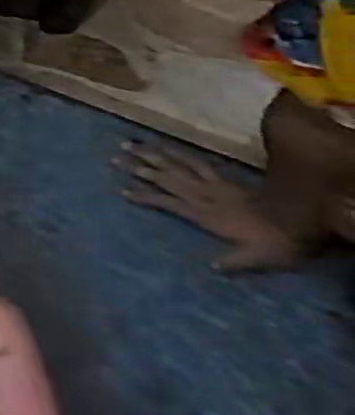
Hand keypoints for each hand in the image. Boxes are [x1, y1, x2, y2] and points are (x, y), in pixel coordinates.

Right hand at [118, 142, 301, 271]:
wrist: (299, 222)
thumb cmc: (273, 243)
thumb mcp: (255, 258)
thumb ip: (231, 262)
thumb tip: (210, 269)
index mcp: (201, 214)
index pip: (165, 202)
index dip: (143, 197)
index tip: (123, 192)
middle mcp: (199, 196)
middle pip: (164, 179)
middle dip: (138, 168)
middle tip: (114, 158)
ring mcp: (209, 185)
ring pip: (174, 166)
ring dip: (151, 155)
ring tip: (129, 144)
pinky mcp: (222, 180)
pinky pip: (196, 162)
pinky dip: (179, 153)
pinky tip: (166, 146)